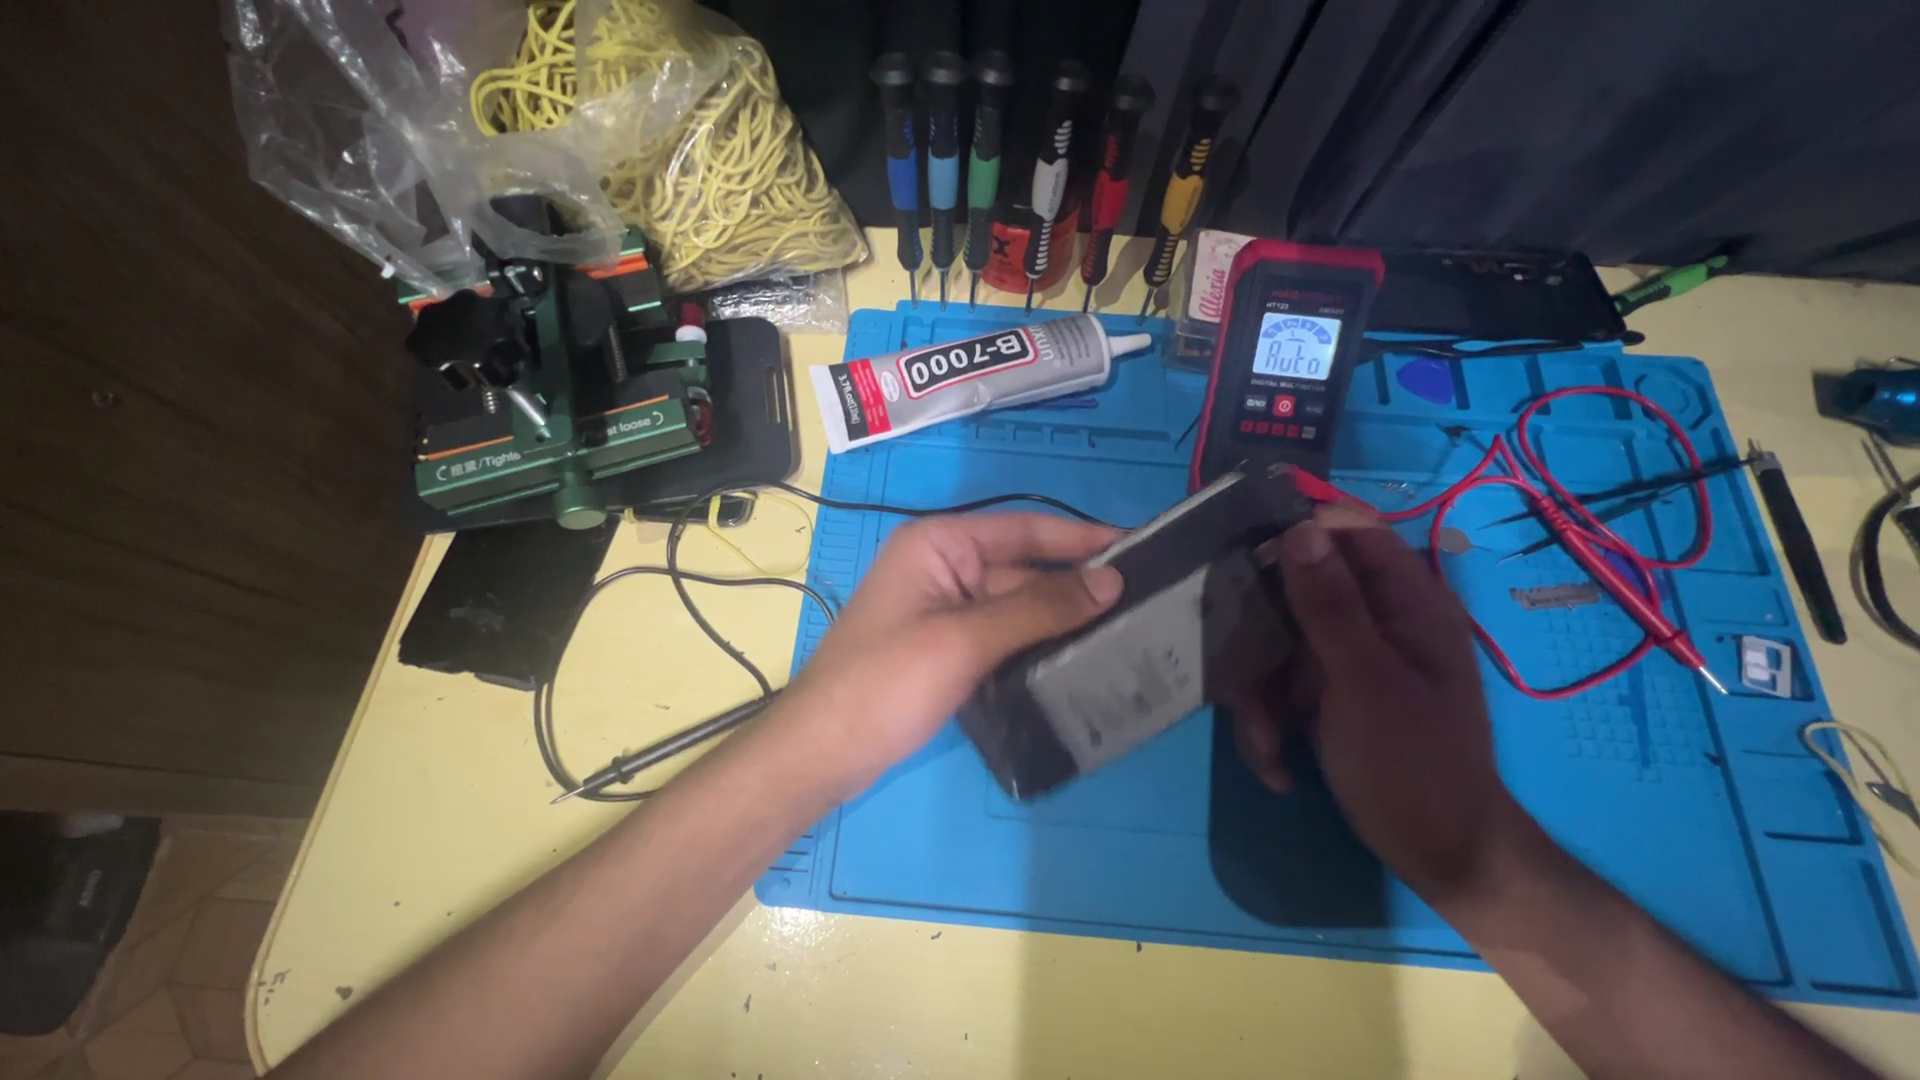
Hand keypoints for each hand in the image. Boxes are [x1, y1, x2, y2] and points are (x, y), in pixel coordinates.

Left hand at [780, 513, 1122, 796]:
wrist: (822, 753)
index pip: (1023, 529)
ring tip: (1126, 630)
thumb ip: (1039, 607)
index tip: (1139, 549)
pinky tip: (1078, 658)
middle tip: (1146, 602)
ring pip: (1016, 605)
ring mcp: (942, 610)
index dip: (1081, 537)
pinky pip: (1002, 635)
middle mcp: (941, 567)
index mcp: (938, 543)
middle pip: (1023, 567)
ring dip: (1061, 617)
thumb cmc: (886, 683)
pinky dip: (1036, 642)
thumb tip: (1111, 582)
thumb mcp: (966, 638)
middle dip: (1076, 585)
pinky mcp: (944, 649)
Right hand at [1227, 503, 1519, 900]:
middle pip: (1295, 587)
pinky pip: (1278, 682)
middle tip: (1243, 679)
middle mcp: (1375, 618)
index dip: (1293, 534)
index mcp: (1406, 601)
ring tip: (1267, 741)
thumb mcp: (1365, 683)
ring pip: (1275, 640)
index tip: (1241, 565)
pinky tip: (1277, 762)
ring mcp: (1347, 656)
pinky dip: (1269, 719)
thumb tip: (1298, 528)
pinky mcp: (1326, 691)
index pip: (1346, 530)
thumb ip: (1330, 605)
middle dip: (1258, 637)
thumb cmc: (1413, 767)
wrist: (1438, 856)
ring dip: (1259, 693)